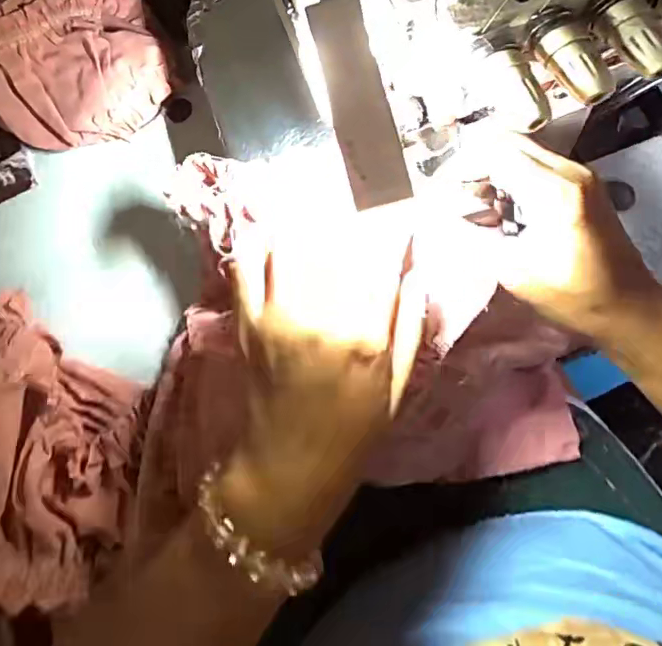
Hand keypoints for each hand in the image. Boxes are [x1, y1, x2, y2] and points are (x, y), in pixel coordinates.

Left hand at [217, 201, 424, 552]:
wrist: (287, 470)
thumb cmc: (353, 431)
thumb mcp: (398, 384)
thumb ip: (411, 322)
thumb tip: (415, 266)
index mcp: (364, 333)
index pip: (380, 252)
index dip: (392, 218)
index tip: (401, 201)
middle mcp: (319, 314)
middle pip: (336, 235)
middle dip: (355, 205)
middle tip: (365, 192)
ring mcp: (276, 312)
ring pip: (293, 239)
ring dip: (311, 212)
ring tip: (326, 200)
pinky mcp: (246, 317)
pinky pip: (248, 261)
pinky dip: (263, 236)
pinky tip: (280, 226)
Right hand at [452, 129, 661, 338]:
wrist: (632, 307)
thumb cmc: (576, 297)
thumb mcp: (516, 273)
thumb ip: (475, 238)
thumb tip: (440, 215)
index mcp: (556, 192)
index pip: (496, 153)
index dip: (463, 168)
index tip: (444, 191)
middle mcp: (570, 170)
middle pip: (507, 140)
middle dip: (475, 162)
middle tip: (457, 192)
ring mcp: (579, 172)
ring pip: (521, 146)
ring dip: (492, 166)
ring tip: (477, 200)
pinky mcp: (582, 180)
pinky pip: (536, 160)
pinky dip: (511, 172)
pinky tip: (503, 204)